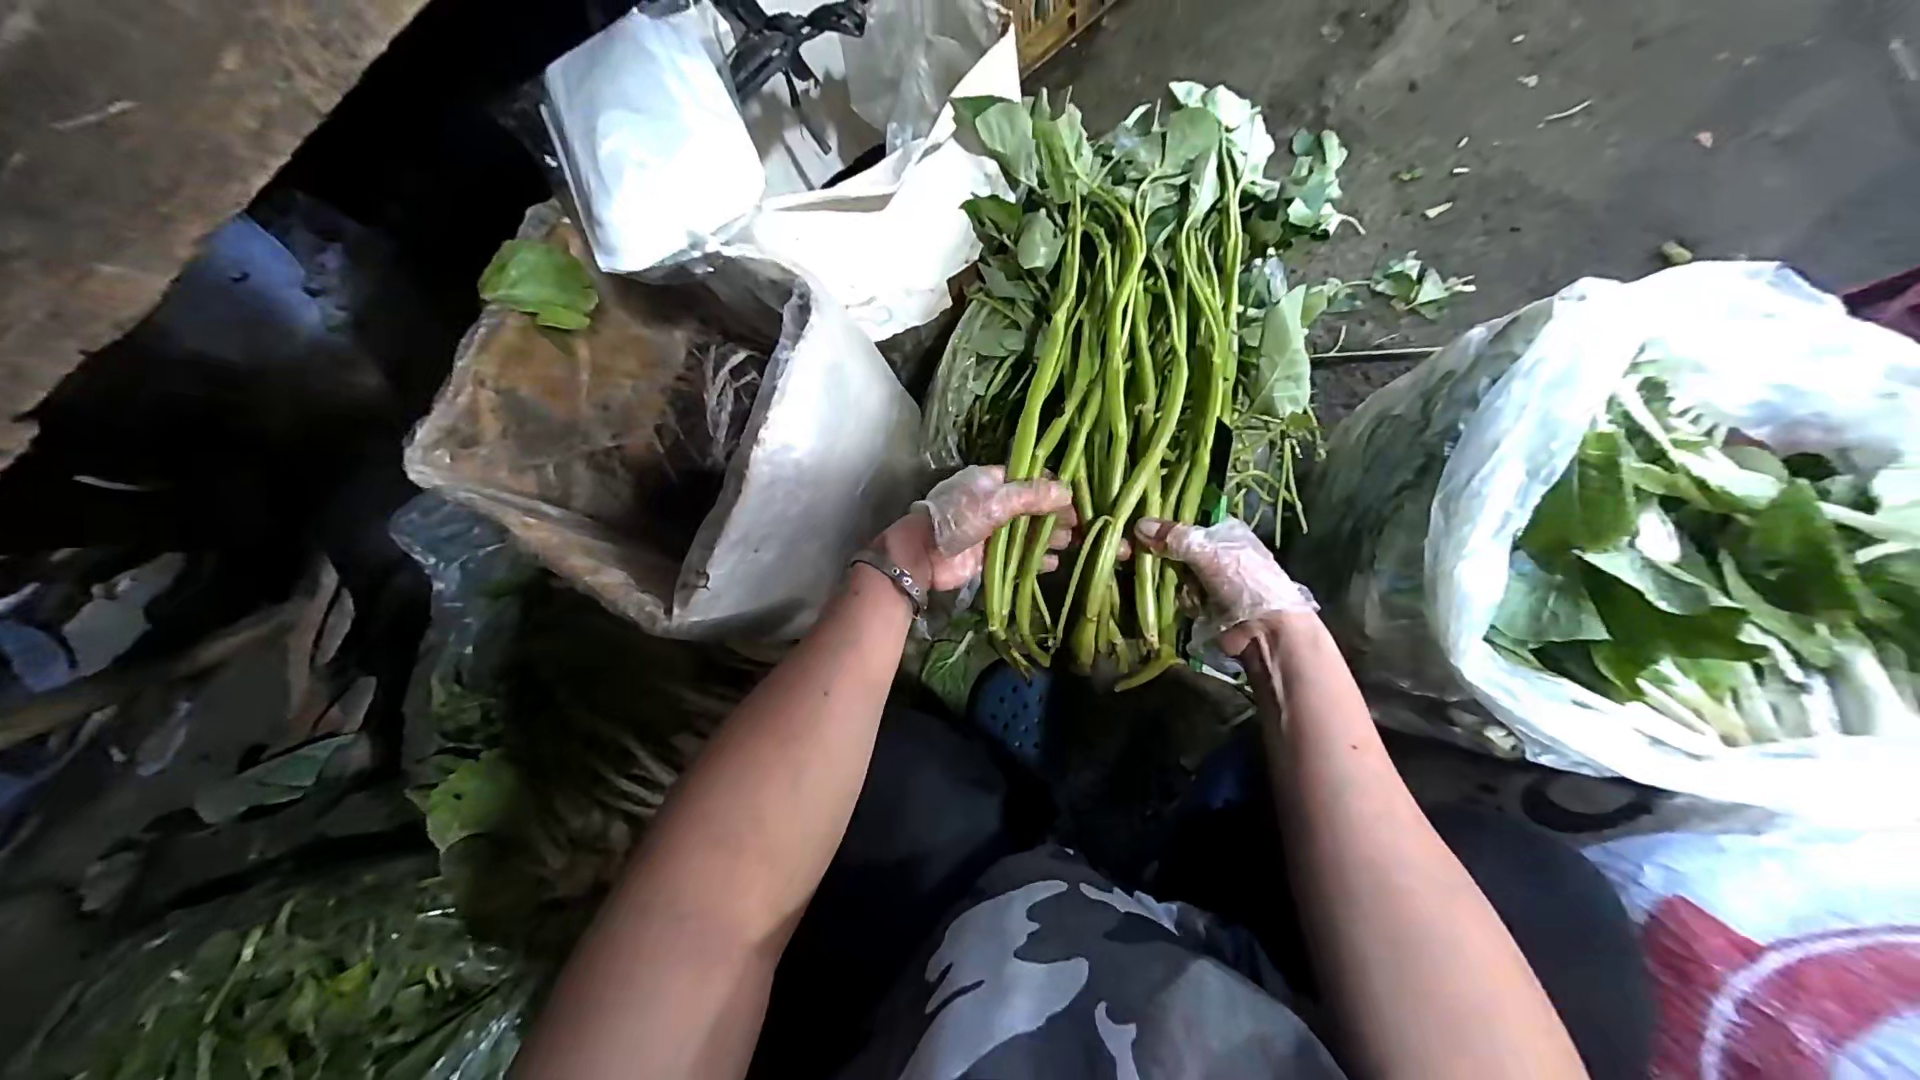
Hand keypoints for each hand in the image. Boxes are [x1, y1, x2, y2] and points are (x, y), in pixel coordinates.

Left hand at [879, 465, 1074, 592]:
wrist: (923, 554)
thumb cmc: (958, 517)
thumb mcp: (996, 501)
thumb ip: (1031, 496)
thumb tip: (1066, 492)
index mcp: (992, 481)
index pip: (1030, 478)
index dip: (1053, 489)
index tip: (1075, 500)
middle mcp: (993, 504)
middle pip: (1032, 508)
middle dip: (1056, 517)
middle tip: (1080, 527)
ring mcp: (991, 531)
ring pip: (1027, 533)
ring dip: (1049, 538)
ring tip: (1071, 543)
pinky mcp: (989, 557)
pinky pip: (1018, 557)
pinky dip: (1035, 559)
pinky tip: (1053, 563)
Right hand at [1132, 517, 1317, 654]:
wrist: (1264, 630)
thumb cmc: (1243, 580)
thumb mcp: (1207, 551)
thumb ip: (1174, 538)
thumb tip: (1138, 524)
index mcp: (1223, 533)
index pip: (1184, 524)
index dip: (1161, 528)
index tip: (1137, 532)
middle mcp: (1215, 554)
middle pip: (1174, 549)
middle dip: (1156, 554)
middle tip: (1128, 554)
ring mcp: (1208, 580)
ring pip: (1172, 573)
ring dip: (1165, 579)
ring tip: (1166, 582)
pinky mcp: (1202, 604)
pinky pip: (1178, 595)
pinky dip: (1178, 598)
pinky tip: (1187, 603)